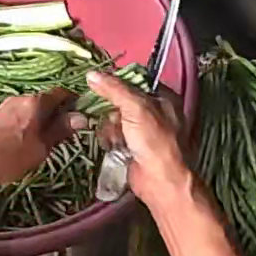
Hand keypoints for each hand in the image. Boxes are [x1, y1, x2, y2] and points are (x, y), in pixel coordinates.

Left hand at [0, 89, 76, 188]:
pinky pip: (19, 117)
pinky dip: (27, 126)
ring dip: (41, 122)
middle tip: (65, 138)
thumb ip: (60, 130)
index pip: (61, 93)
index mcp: (35, 102)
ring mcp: (5, 106)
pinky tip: (25, 144)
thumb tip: (82, 116)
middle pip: (46, 102)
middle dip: (57, 116)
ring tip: (45, 145)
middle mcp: (20, 98)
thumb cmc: (9, 156)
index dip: (74, 104)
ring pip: (32, 110)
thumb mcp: (41, 147)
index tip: (81, 120)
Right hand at [82, 71, 191, 204]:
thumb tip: (92, 74)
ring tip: (113, 136)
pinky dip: (110, 138)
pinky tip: (112, 145)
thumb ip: (114, 89)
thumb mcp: (136, 108)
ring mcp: (144, 130)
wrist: (160, 181)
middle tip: (109, 116)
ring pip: (115, 118)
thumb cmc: (154, 141)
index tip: (99, 84)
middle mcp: (155, 111)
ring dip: (109, 126)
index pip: (135, 80)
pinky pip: (114, 134)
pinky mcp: (133, 146)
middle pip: (122, 100)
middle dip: (111, 109)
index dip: (117, 82)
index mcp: (163, 97)